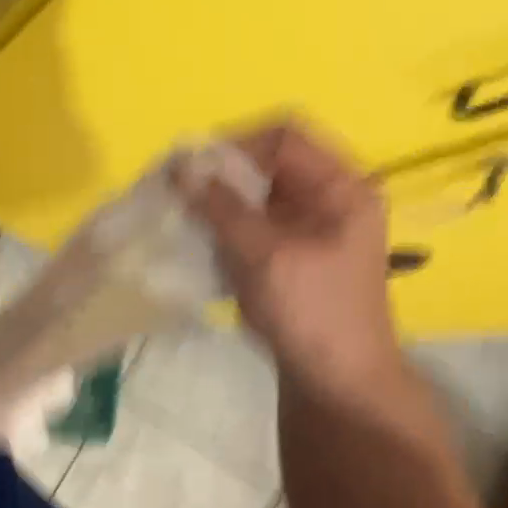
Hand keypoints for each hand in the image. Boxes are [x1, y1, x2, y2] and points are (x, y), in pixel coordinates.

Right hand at [186, 121, 401, 396]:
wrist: (332, 371)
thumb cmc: (310, 309)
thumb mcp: (266, 253)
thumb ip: (222, 207)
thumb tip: (179, 166)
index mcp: (339, 189)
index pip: (284, 136)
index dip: (235, 145)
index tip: (188, 170)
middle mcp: (321, 197)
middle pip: (261, 161)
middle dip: (213, 173)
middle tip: (169, 192)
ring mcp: (298, 225)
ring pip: (244, 192)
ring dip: (206, 200)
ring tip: (171, 215)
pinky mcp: (275, 249)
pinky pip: (238, 220)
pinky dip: (210, 223)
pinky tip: (186, 238)